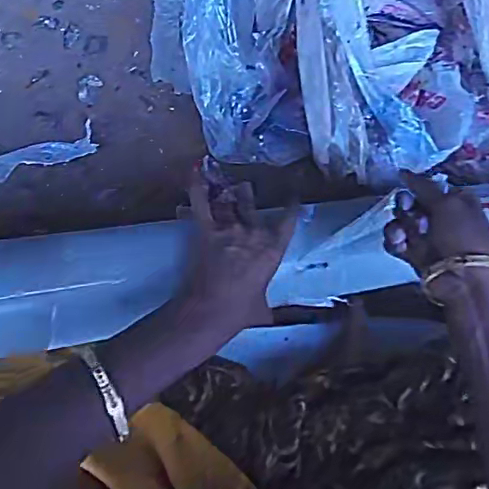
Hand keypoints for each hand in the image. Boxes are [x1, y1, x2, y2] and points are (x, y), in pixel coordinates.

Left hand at [179, 163, 299, 332]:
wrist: (212, 308)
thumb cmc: (241, 312)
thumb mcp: (263, 308)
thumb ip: (268, 304)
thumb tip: (270, 316)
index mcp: (272, 250)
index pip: (287, 222)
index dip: (291, 208)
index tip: (293, 197)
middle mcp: (253, 233)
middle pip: (251, 207)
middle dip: (248, 196)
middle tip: (245, 186)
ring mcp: (228, 229)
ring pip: (228, 202)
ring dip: (225, 191)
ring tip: (224, 181)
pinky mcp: (205, 230)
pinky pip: (201, 203)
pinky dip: (197, 187)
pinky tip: (195, 171)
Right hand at [384, 171, 488, 304]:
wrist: (466, 280)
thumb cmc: (463, 235)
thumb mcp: (448, 204)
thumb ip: (424, 187)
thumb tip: (404, 172)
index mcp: (456, 201)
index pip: (428, 187)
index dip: (416, 186)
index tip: (407, 184)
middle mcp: (441, 218)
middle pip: (411, 204)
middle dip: (405, 205)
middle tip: (407, 209)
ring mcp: (427, 238)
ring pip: (401, 222)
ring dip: (398, 225)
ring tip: (403, 233)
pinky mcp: (415, 256)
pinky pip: (396, 242)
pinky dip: (395, 242)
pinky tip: (400, 244)